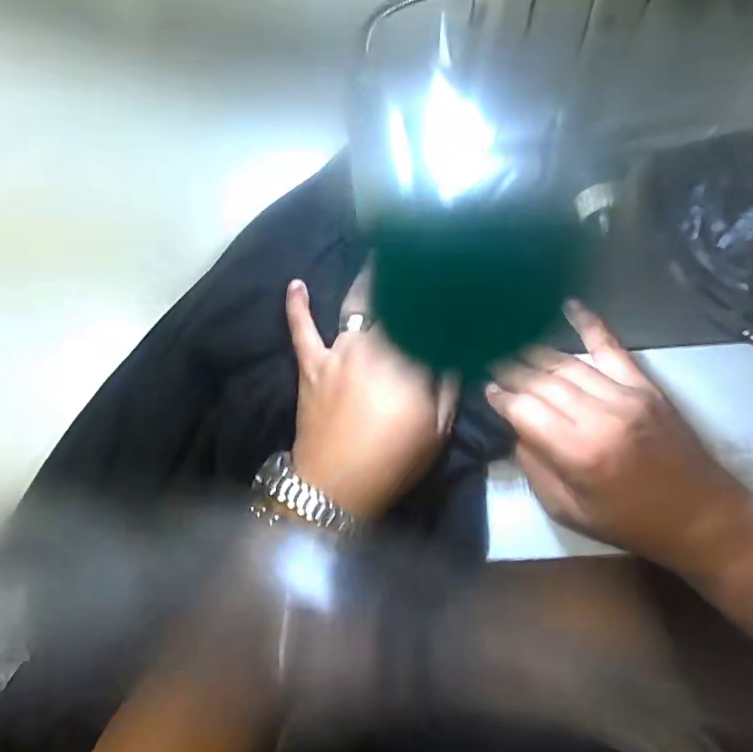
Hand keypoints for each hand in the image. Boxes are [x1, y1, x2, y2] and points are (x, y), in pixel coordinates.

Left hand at [286, 278, 456, 519]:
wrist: (334, 488)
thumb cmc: (394, 460)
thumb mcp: (437, 430)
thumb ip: (449, 386)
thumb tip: (456, 352)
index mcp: (412, 362)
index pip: (430, 320)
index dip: (440, 298)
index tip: (449, 281)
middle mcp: (377, 346)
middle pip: (394, 305)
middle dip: (406, 282)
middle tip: (416, 263)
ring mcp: (340, 353)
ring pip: (355, 308)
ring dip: (367, 285)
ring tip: (377, 262)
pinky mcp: (312, 365)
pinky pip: (302, 330)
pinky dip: (297, 306)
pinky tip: (295, 284)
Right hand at [486, 301, 752, 577]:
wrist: (700, 513)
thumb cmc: (631, 522)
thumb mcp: (572, 512)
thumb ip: (538, 469)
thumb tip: (518, 431)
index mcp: (578, 453)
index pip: (525, 410)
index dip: (501, 398)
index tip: (486, 389)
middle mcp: (599, 416)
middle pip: (543, 382)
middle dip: (512, 370)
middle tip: (491, 361)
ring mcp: (625, 394)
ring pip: (568, 364)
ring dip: (537, 353)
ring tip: (513, 344)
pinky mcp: (644, 385)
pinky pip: (611, 347)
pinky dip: (589, 324)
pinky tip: (569, 306)